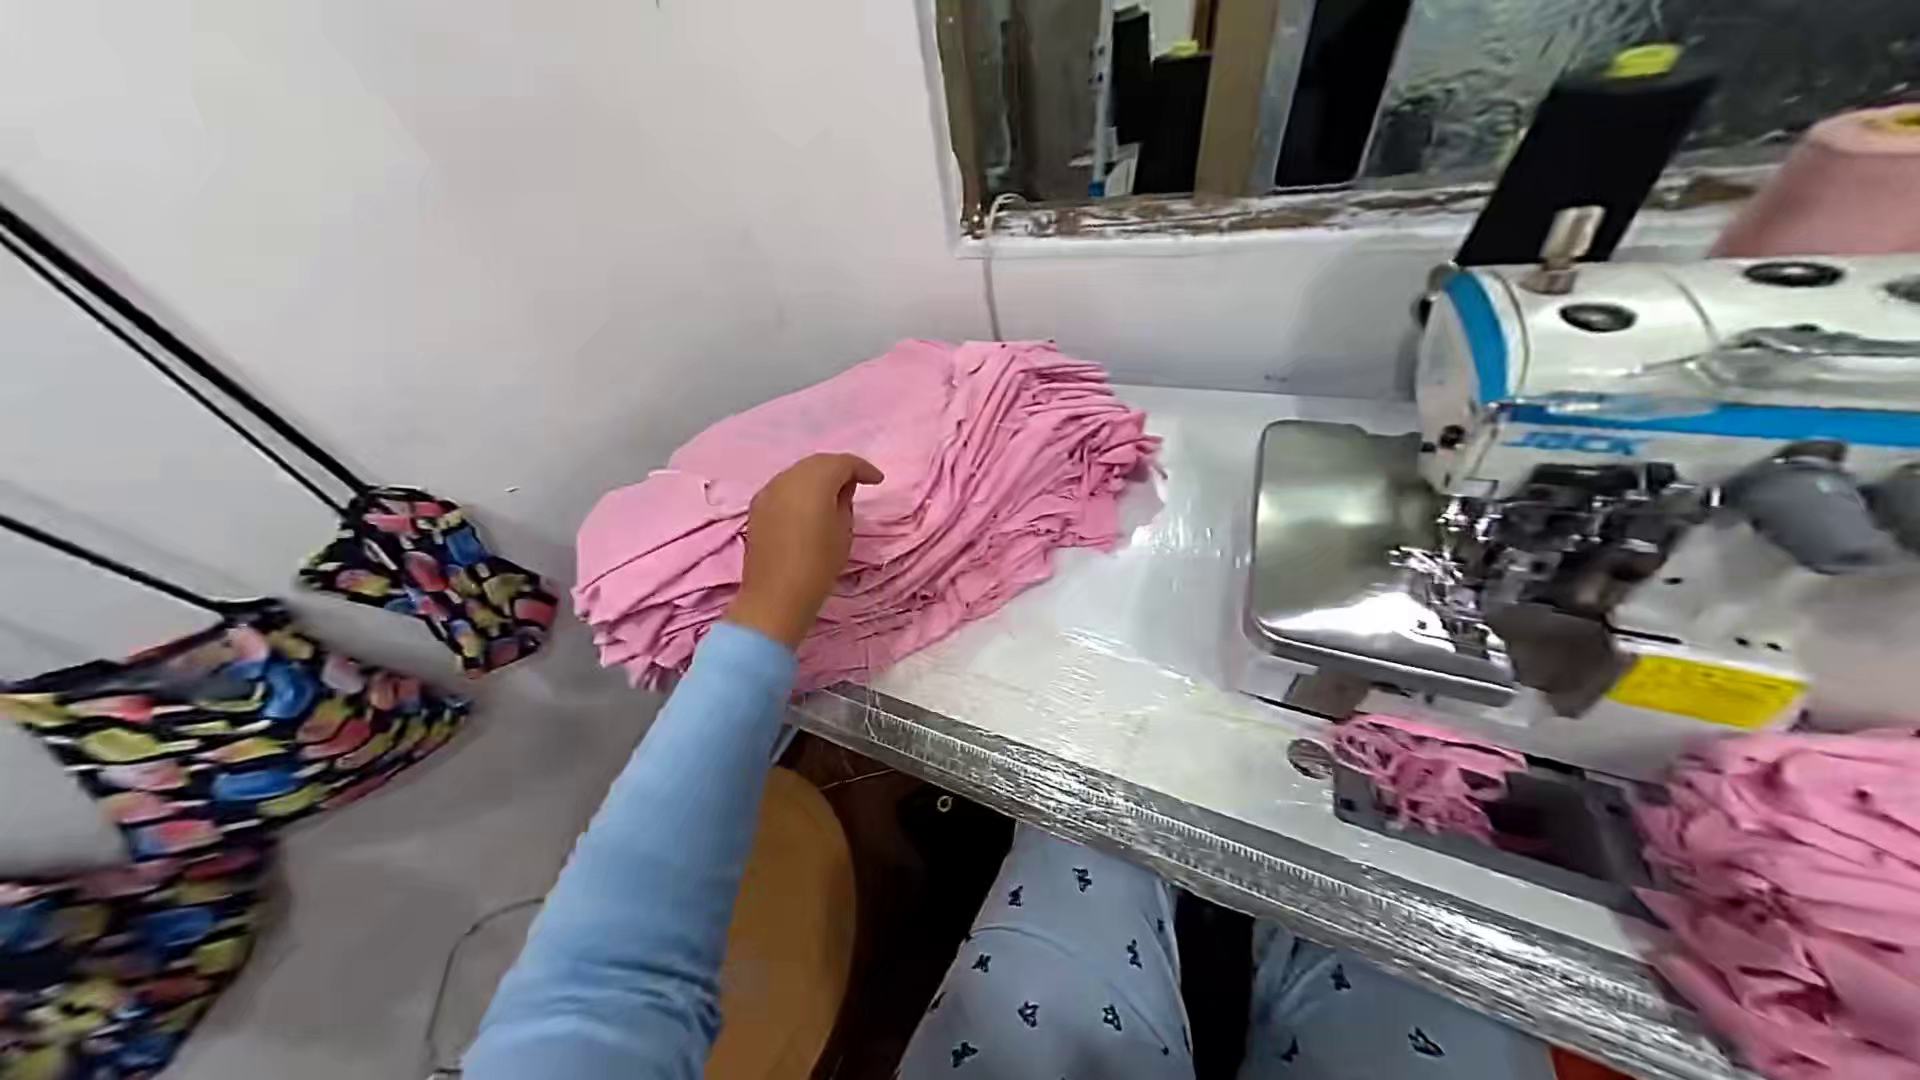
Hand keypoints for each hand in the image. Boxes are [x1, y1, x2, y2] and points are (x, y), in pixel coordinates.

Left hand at [724, 453, 884, 648]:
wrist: (776, 595)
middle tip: (857, 482)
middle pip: (818, 462)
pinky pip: (784, 487)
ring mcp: (768, 490)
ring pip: (798, 472)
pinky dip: (800, 489)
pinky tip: (809, 504)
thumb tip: (841, 488)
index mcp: (814, 482)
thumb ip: (844, 501)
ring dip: (818, 477)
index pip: (843, 462)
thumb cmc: (819, 565)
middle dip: (839, 468)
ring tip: (834, 493)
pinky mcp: (757, 506)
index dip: (863, 468)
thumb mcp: (844, 531)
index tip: (877, 480)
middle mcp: (788, 478)